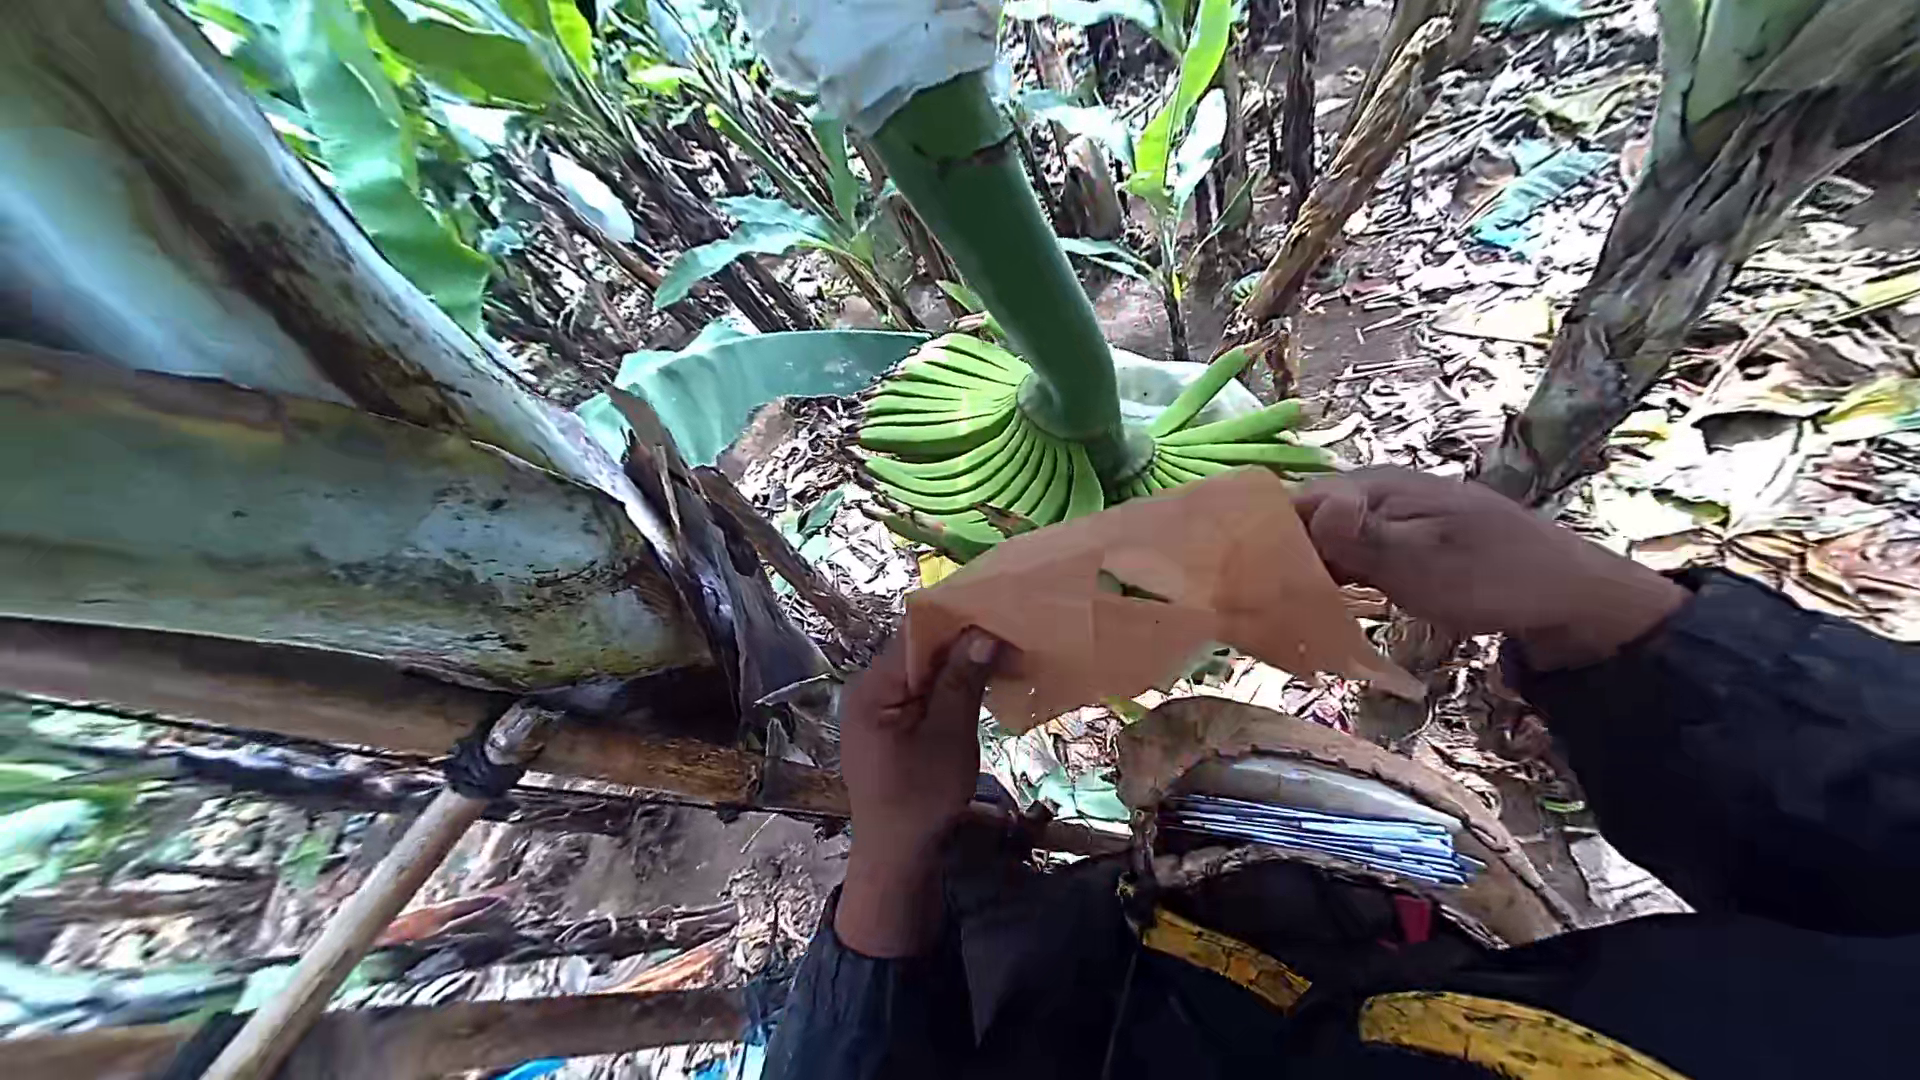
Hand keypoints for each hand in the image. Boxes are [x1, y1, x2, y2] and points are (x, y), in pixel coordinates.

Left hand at [833, 626, 1007, 955]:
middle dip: (963, 645)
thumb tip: (983, 633)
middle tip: (1009, 642)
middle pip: (919, 651)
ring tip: (1002, 660)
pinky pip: (922, 690)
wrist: (898, 859)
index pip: (916, 637)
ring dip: (960, 665)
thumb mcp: (948, 738)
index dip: (958, 625)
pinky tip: (979, 685)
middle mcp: (869, 688)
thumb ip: (961, 682)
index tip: (999, 620)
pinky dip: (950, 686)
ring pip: (923, 670)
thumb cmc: (921, 801)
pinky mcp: (891, 722)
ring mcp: (878, 706)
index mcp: (873, 688)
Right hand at [1293, 468, 1687, 669]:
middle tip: (1264, 597)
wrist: (1569, 596)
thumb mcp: (1422, 561)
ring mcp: (1384, 514)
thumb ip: (1362, 536)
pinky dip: (1328, 572)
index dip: (1265, 534)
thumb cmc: (1492, 578)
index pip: (1296, 501)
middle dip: (1279, 553)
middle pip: (1304, 517)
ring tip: (1284, 601)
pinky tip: (1320, 597)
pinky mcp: (1394, 537)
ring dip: (1303, 565)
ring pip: (1321, 535)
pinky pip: (1344, 549)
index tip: (1249, 576)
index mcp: (1375, 486)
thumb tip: (1314, 505)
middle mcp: (1372, 491)